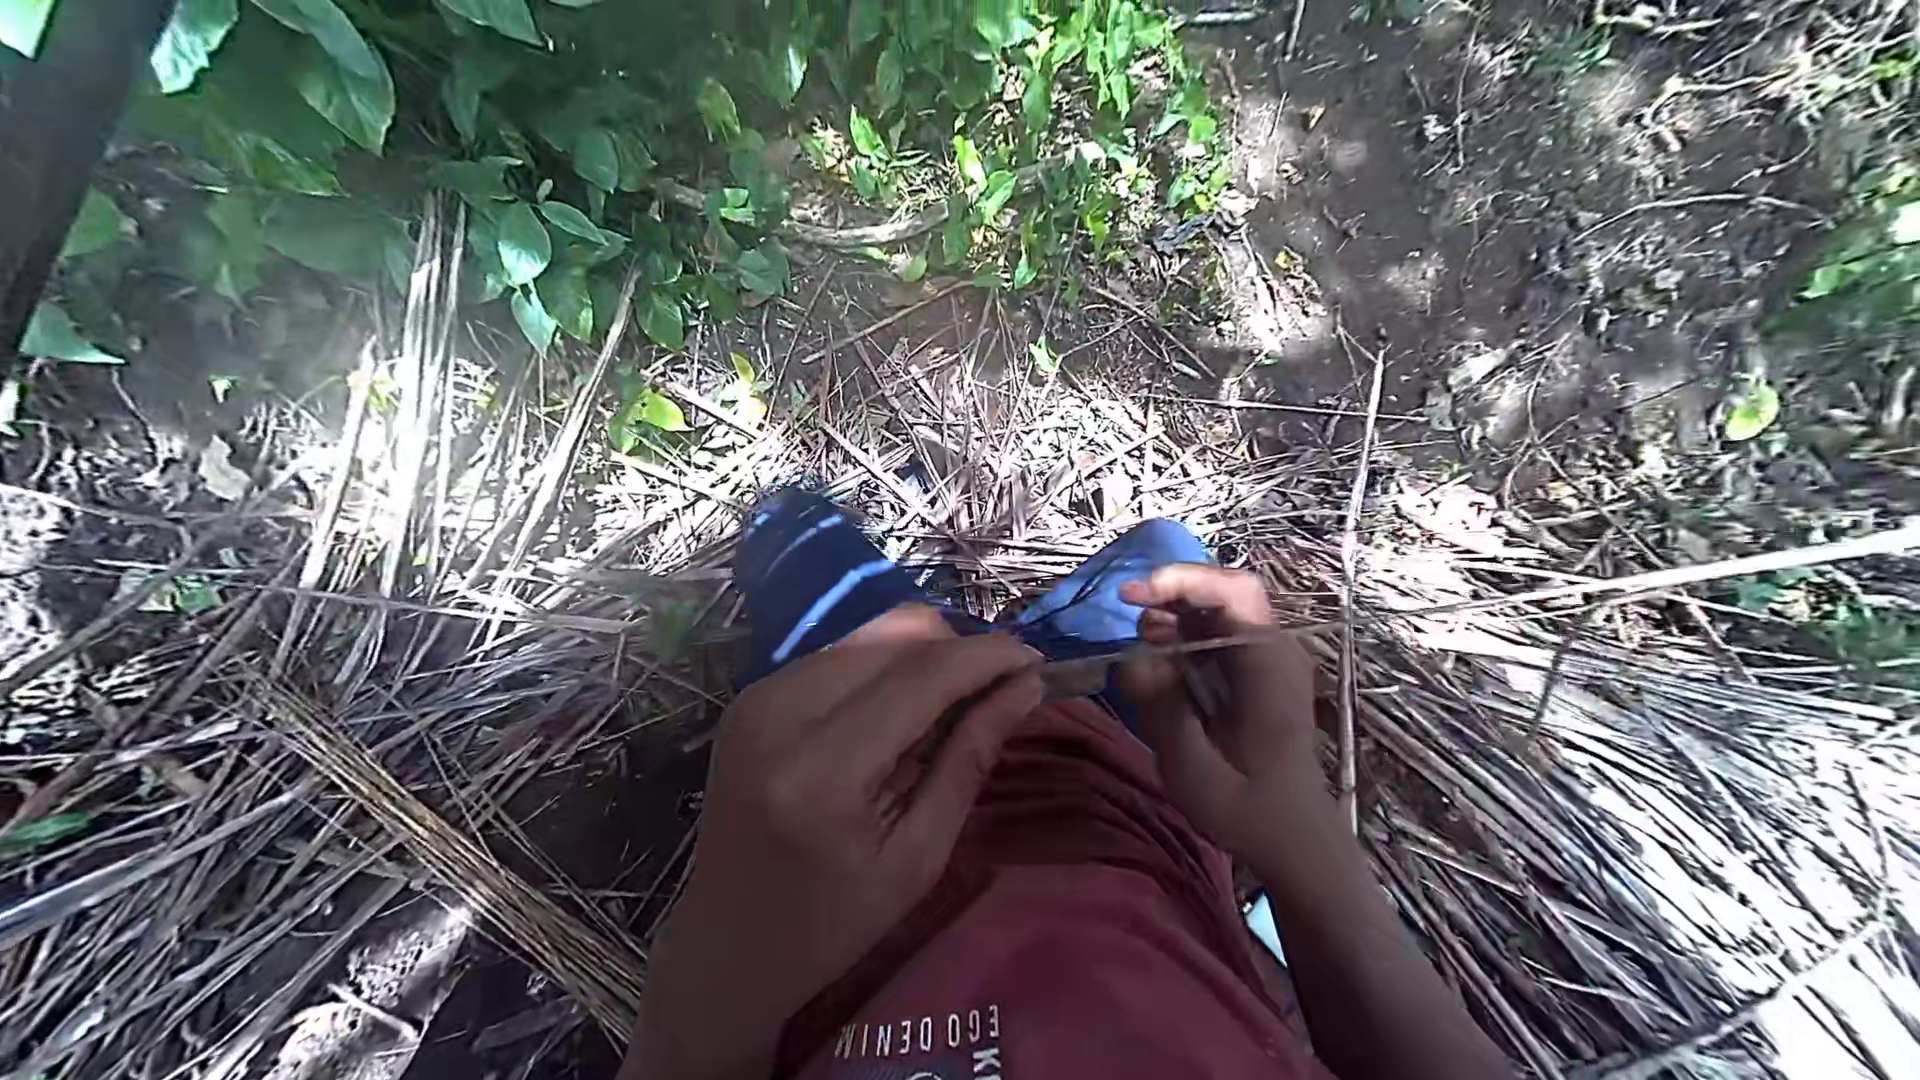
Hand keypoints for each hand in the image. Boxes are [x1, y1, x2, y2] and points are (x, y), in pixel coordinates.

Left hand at [628, 608, 1041, 1078]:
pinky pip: (843, 651)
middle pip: (896, 635)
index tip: (1035, 659)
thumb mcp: (920, 855)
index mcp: (821, 770)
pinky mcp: (755, 690)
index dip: (987, 655)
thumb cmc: (832, 922)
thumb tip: (1025, 685)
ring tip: (944, 711)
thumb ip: (971, 757)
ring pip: (872, 634)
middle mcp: (781, 711)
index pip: (922, 675)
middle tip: (994, 691)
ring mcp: (760, 693)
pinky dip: (886, 667)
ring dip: (923, 657)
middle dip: (959, 650)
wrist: (725, 943)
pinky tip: (896, 714)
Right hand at [1117, 565, 1321, 856]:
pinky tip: (1161, 663)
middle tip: (1128, 619)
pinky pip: (1213, 630)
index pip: (1233, 591)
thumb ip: (1165, 712)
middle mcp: (1272, 649)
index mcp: (1269, 666)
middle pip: (1219, 591)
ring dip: (1170, 615)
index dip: (1182, 580)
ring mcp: (1266, 656)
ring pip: (1213, 607)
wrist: (1293, 838)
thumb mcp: (1196, 771)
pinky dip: (1179, 634)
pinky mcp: (1253, 668)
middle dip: (1168, 594)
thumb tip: (1132, 659)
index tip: (1134, 596)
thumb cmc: (1248, 810)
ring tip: (1143, 651)